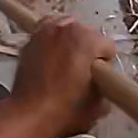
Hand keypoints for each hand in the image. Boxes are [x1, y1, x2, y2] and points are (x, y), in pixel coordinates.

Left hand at [12, 17, 115, 136]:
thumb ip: (105, 86)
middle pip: (87, 32)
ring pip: (66, 26)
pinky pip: (46, 30)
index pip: (107, 44)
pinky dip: (52, 38)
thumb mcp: (98, 102)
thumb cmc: (67, 108)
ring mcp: (44, 31)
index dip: (106, 61)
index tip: (100, 75)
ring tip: (68, 58)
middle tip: (85, 67)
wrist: (30, 110)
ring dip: (71, 39)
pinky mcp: (30, 39)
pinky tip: (52, 53)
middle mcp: (65, 29)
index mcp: (86, 41)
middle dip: (90, 47)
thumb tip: (102, 83)